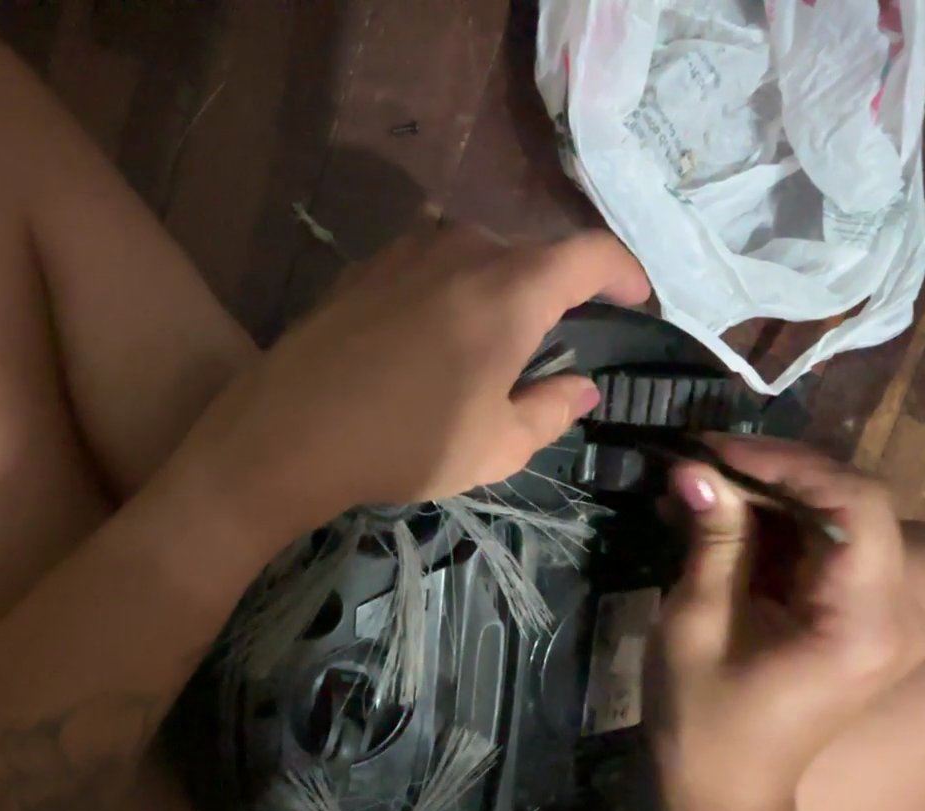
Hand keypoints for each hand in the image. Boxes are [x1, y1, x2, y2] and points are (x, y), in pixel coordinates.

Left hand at [174, 225, 650, 533]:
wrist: (287, 434)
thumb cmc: (404, 445)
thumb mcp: (496, 446)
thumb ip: (552, 410)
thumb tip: (583, 385)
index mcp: (511, 288)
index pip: (590, 254)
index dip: (625, 273)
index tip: (636, 299)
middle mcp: (463, 248)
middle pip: (531, 253)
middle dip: (555, 291)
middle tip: (554, 341)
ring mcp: (405, 251)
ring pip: (476, 255)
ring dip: (497, 288)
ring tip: (489, 339)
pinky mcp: (362, 268)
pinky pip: (427, 265)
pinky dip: (448, 289)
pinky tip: (430, 334)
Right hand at [647, 438, 924, 810]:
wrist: (725, 795)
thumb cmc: (703, 722)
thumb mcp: (695, 624)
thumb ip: (712, 541)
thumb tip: (696, 469)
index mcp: (865, 623)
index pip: (856, 504)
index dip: (788, 464)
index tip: (715, 451)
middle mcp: (899, 614)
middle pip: (855, 507)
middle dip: (776, 475)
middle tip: (701, 461)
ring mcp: (888, 618)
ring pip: (842, 522)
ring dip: (774, 497)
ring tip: (704, 484)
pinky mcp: (864, 621)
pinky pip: (829, 551)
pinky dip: (779, 528)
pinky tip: (727, 518)